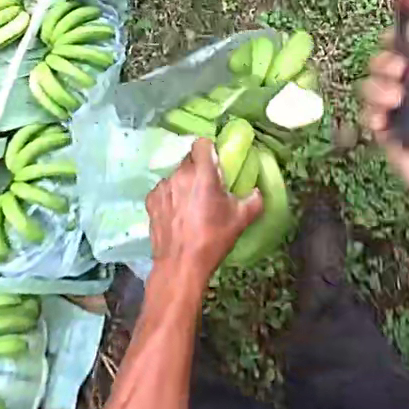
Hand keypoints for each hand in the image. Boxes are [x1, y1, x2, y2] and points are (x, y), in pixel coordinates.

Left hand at [147, 139, 262, 282]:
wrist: (181, 264)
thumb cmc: (213, 238)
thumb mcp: (241, 219)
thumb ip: (254, 200)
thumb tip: (257, 191)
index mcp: (202, 173)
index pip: (201, 143)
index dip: (209, 150)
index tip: (215, 163)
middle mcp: (180, 174)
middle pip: (189, 160)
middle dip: (198, 169)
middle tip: (206, 188)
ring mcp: (163, 186)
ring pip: (175, 175)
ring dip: (184, 184)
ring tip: (190, 204)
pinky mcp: (150, 200)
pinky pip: (163, 190)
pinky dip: (170, 197)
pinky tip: (176, 214)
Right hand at [361, 21, 408, 205]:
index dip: (397, 39)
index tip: (390, 38)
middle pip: (384, 62)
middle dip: (386, 64)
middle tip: (400, 73)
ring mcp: (400, 110)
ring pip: (370, 85)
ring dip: (379, 90)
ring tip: (396, 103)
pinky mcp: (386, 131)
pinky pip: (367, 114)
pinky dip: (374, 115)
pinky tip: (386, 123)